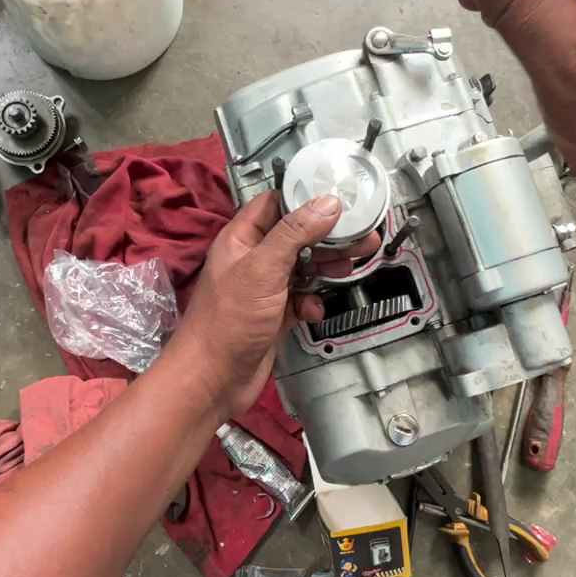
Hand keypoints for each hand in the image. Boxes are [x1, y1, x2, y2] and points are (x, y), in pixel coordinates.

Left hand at [163, 193, 377, 420]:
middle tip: (361, 234)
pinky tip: (313, 310)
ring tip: (349, 266)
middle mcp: (252, 259)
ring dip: (325, 267)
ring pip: (303, 268)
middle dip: (328, 236)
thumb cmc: (228, 322)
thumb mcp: (263, 268)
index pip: (275, 204)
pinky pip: (301, 299)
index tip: (339, 196)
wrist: (214, 379)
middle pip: (297, 236)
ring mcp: (263, 288)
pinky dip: (312, 302)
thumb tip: (327, 203)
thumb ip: (295, 234)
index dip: (305, 198)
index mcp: (241, 239)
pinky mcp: (273, 315)